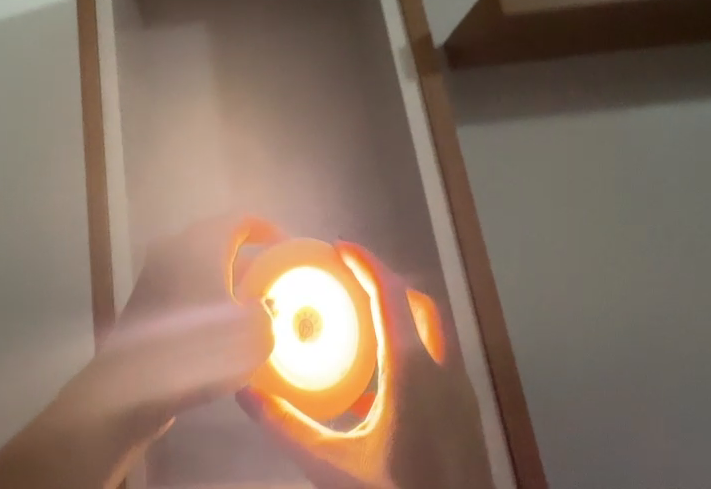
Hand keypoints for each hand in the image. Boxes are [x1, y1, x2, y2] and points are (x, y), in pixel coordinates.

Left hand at [58, 215, 278, 440]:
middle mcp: (175, 247)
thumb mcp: (251, 334)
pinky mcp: (145, 298)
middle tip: (272, 281)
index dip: (266, 230)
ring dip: (226, 282)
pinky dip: (205, 297)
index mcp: (203, 242)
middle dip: (248, 260)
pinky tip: (220, 329)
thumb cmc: (198, 348)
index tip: (285, 247)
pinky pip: (184, 286)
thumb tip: (265, 306)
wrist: (133, 381)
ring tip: (251, 309)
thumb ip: (267, 314)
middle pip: (219, 242)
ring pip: (200, 266)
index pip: (240, 220)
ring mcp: (155, 271)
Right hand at [237, 243, 494, 488]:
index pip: (390, 295)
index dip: (365, 262)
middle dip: (384, 282)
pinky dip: (410, 347)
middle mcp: (445, 374)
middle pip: (419, 304)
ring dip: (399, 314)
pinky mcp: (467, 419)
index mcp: (413, 373)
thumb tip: (243, 390)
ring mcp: (463, 397)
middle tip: (347, 278)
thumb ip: (286, 426)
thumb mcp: (332, 469)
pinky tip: (380, 377)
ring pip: (434, 332)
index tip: (339, 246)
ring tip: (359, 318)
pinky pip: (439, 362)